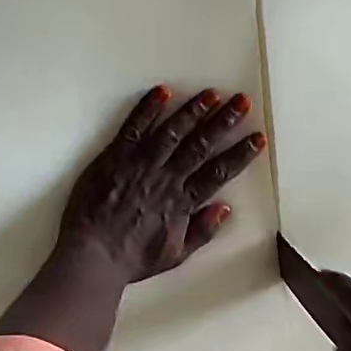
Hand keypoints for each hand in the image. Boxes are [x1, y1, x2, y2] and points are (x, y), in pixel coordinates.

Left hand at [57, 85, 265, 282]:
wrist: (92, 256)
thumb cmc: (132, 258)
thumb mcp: (175, 255)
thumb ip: (202, 231)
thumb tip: (224, 209)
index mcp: (181, 202)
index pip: (218, 172)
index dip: (240, 153)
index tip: (257, 138)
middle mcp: (165, 179)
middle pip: (200, 145)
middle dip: (224, 121)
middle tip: (241, 102)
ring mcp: (140, 165)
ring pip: (171, 132)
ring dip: (192, 111)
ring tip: (211, 94)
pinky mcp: (115, 158)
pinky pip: (134, 128)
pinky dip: (147, 109)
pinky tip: (162, 91)